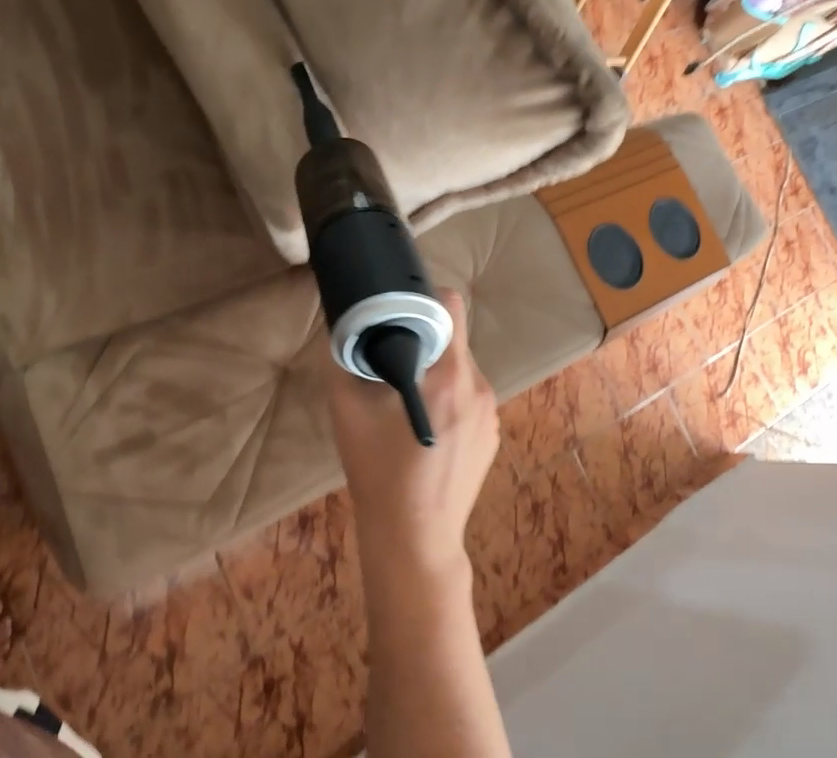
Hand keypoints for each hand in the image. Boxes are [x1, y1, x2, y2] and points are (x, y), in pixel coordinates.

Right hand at [328, 290, 498, 581]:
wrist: (413, 536)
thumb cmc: (378, 469)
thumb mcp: (346, 409)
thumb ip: (344, 358)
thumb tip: (345, 328)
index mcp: (447, 374)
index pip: (450, 307)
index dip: (422, 299)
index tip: (397, 312)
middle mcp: (478, 387)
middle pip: (453, 340)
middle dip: (422, 342)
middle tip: (389, 362)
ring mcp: (490, 415)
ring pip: (460, 371)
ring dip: (434, 373)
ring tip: (403, 402)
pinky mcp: (492, 437)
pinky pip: (468, 399)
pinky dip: (447, 400)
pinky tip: (423, 430)